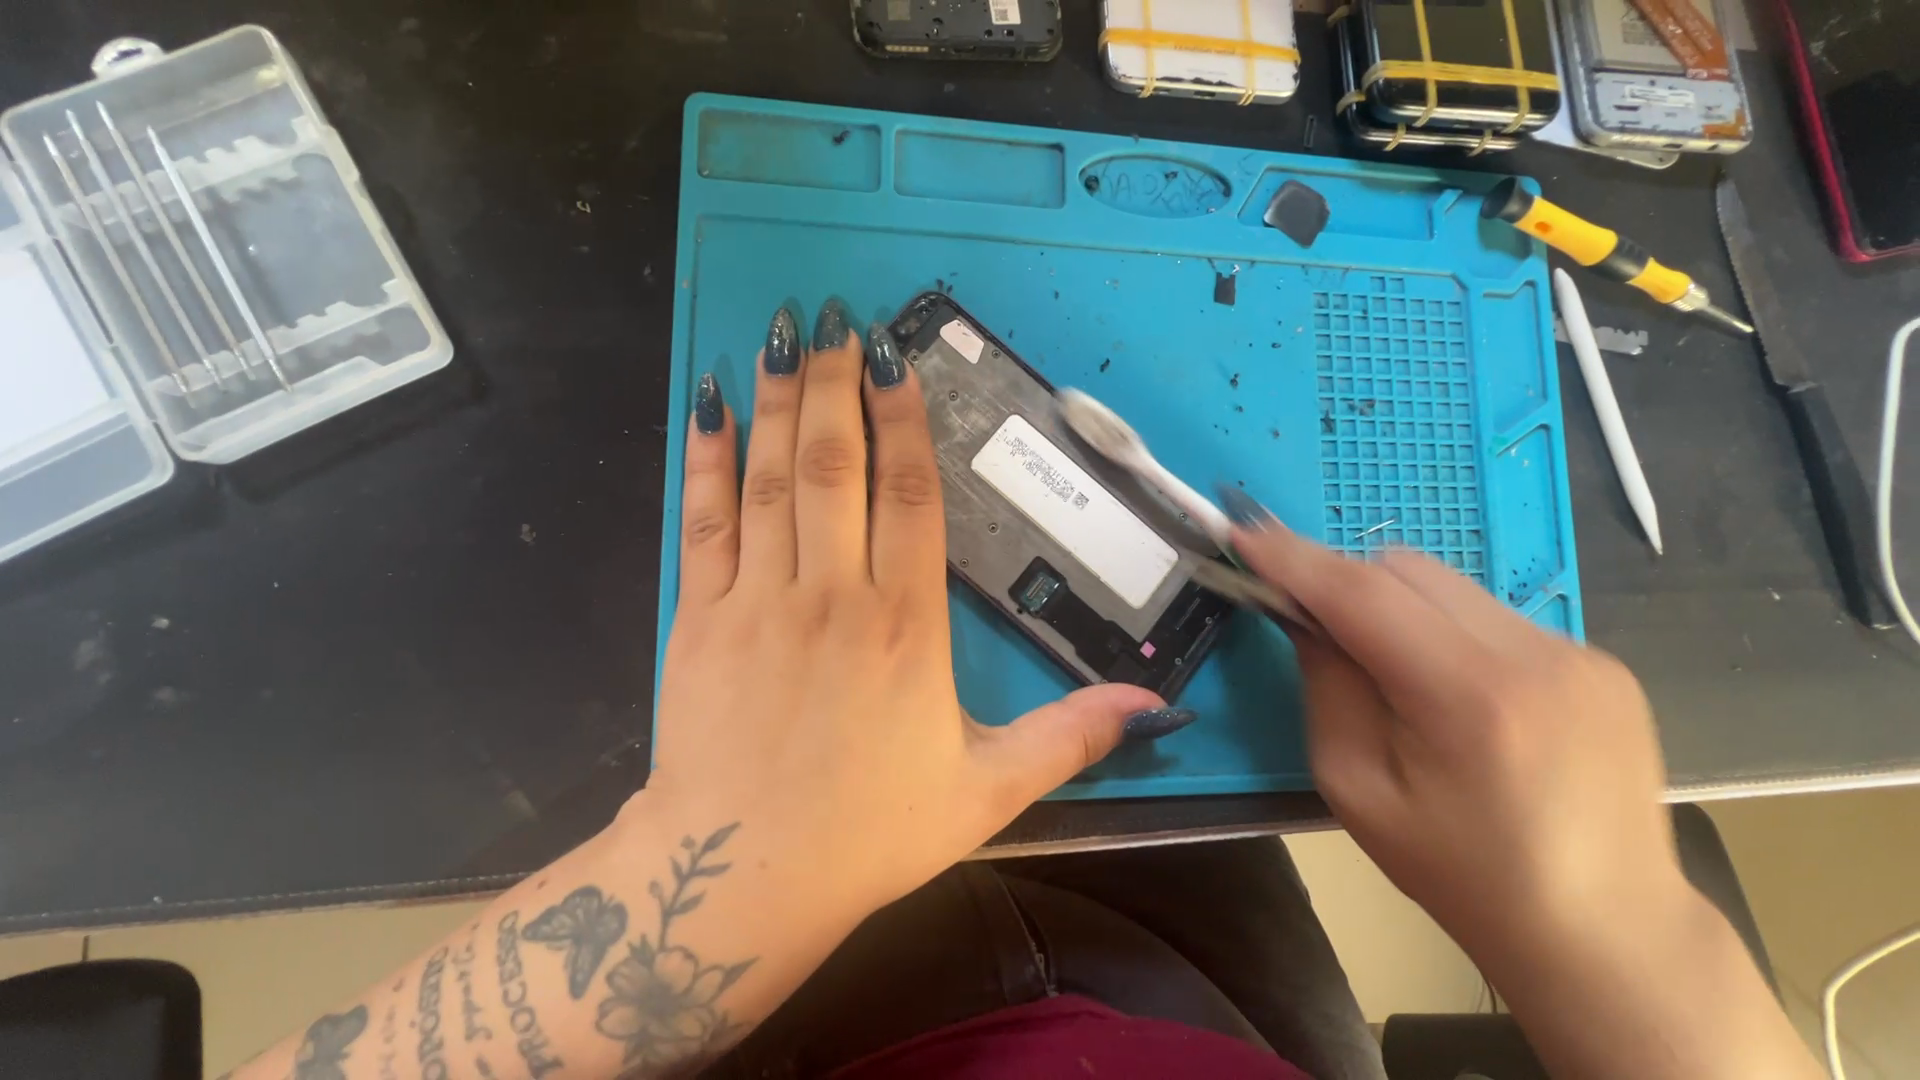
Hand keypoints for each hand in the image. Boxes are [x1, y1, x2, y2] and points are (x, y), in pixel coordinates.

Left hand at [647, 301, 1180, 917]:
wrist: (741, 877)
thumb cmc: (869, 834)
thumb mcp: (987, 791)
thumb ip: (1072, 737)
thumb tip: (1160, 708)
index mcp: (906, 626)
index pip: (909, 497)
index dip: (903, 420)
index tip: (896, 360)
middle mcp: (834, 595)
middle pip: (836, 466)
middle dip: (837, 385)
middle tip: (835, 318)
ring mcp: (760, 600)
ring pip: (771, 479)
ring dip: (780, 402)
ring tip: (782, 335)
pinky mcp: (701, 618)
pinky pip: (705, 521)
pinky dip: (707, 459)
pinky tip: (709, 405)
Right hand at [1228, 514, 1684, 961]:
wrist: (1604, 929)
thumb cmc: (1460, 872)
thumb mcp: (1356, 788)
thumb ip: (1327, 686)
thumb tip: (1306, 616)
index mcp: (1470, 697)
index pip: (1361, 595)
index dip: (1295, 559)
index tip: (1245, 534)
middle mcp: (1534, 654)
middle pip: (1406, 569)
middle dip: (1343, 582)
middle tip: (1310, 622)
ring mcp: (1578, 652)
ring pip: (1449, 584)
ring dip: (1397, 605)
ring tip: (1391, 670)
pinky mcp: (1599, 661)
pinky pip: (1492, 615)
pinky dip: (1447, 630)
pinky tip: (1455, 693)